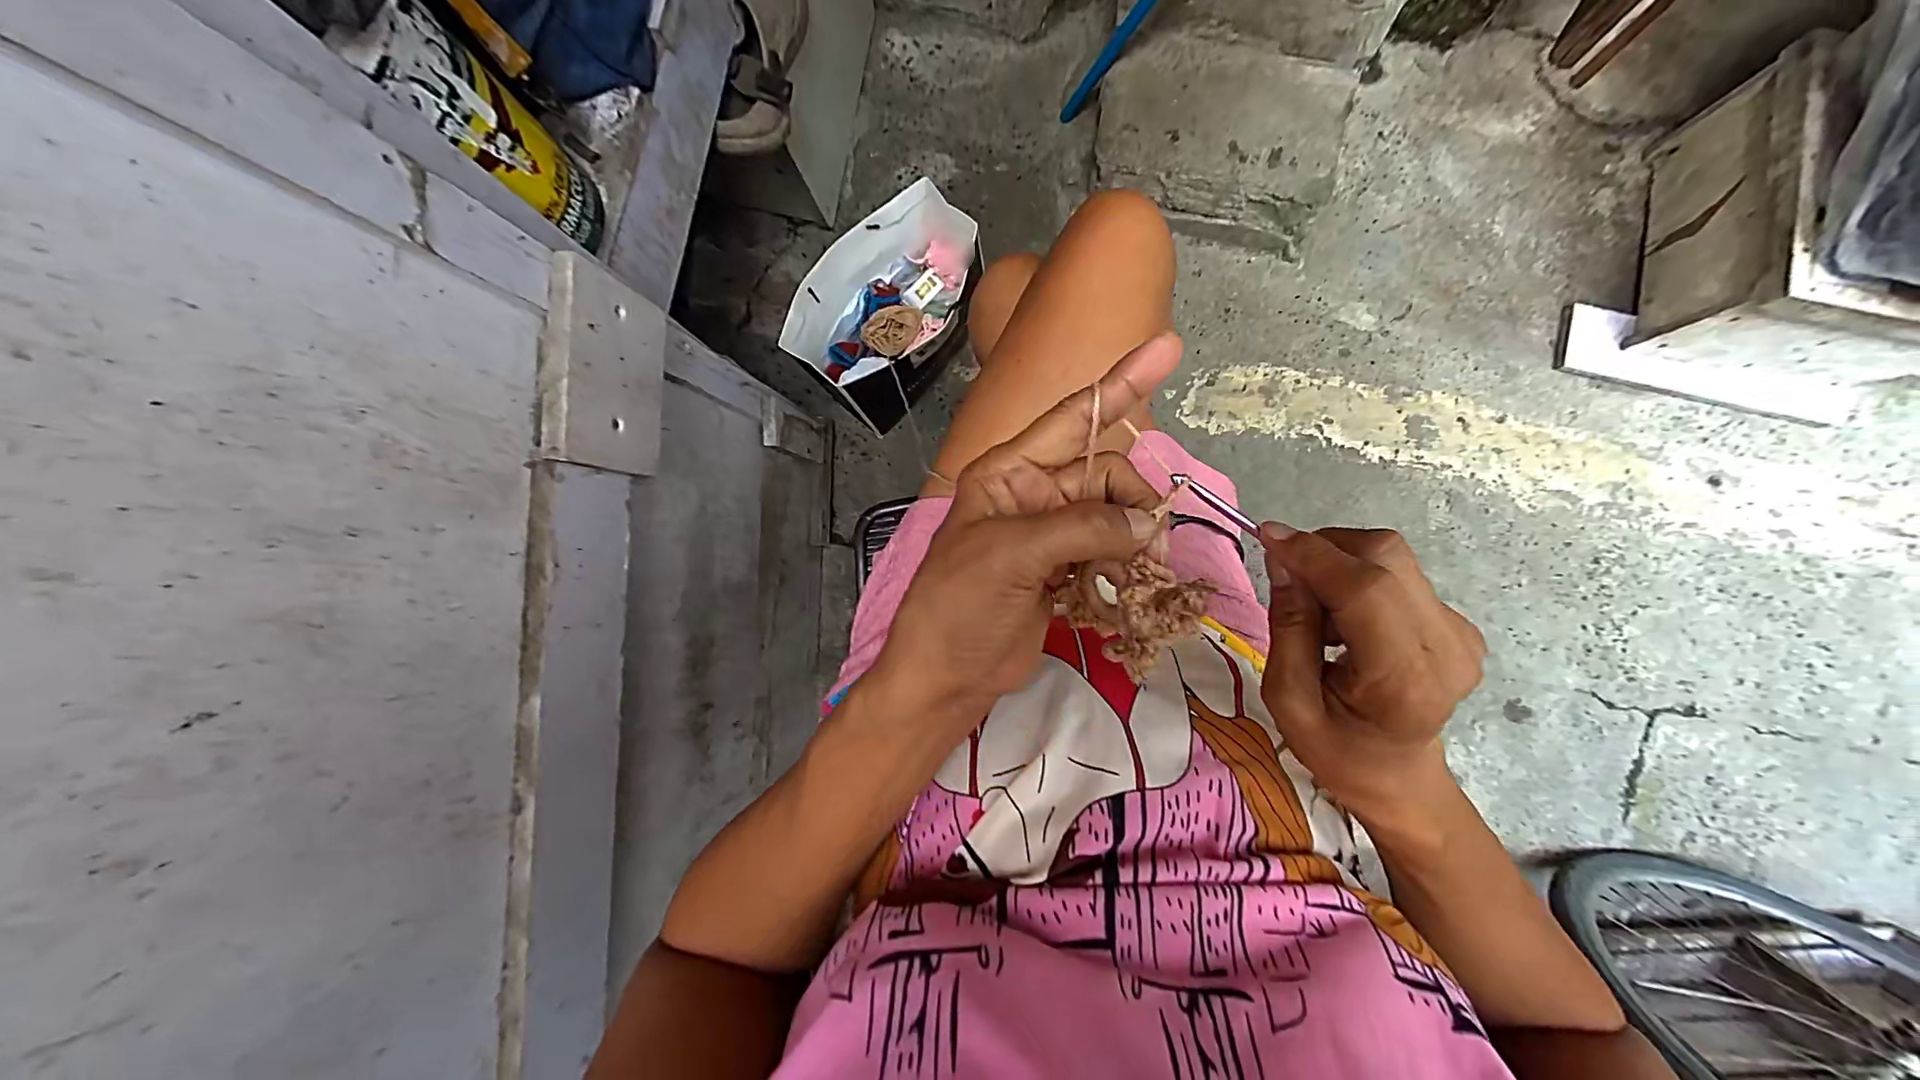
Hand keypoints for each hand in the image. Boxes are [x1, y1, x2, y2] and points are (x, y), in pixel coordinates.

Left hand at [864, 333, 1184, 742]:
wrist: (946, 676)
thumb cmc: (958, 607)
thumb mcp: (1012, 555)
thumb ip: (1082, 529)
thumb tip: (1146, 524)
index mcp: (1009, 473)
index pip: (1073, 419)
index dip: (1120, 384)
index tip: (1167, 349)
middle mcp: (1032, 494)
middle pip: (1106, 473)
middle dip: (1135, 499)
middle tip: (1151, 543)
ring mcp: (1049, 534)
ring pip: (1114, 514)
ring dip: (1136, 537)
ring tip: (1144, 571)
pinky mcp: (1063, 570)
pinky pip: (1109, 550)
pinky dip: (1127, 563)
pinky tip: (1130, 585)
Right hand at [1257, 526, 1485, 821]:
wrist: (1396, 774)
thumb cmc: (1335, 747)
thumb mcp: (1288, 698)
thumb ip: (1288, 626)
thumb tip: (1282, 560)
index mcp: (1404, 679)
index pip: (1365, 590)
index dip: (1314, 554)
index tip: (1266, 536)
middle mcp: (1445, 646)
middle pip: (1384, 557)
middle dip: (1323, 551)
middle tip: (1286, 580)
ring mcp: (1459, 632)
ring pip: (1390, 558)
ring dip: (1338, 566)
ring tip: (1316, 613)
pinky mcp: (1455, 622)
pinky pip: (1397, 573)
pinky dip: (1356, 579)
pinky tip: (1343, 620)